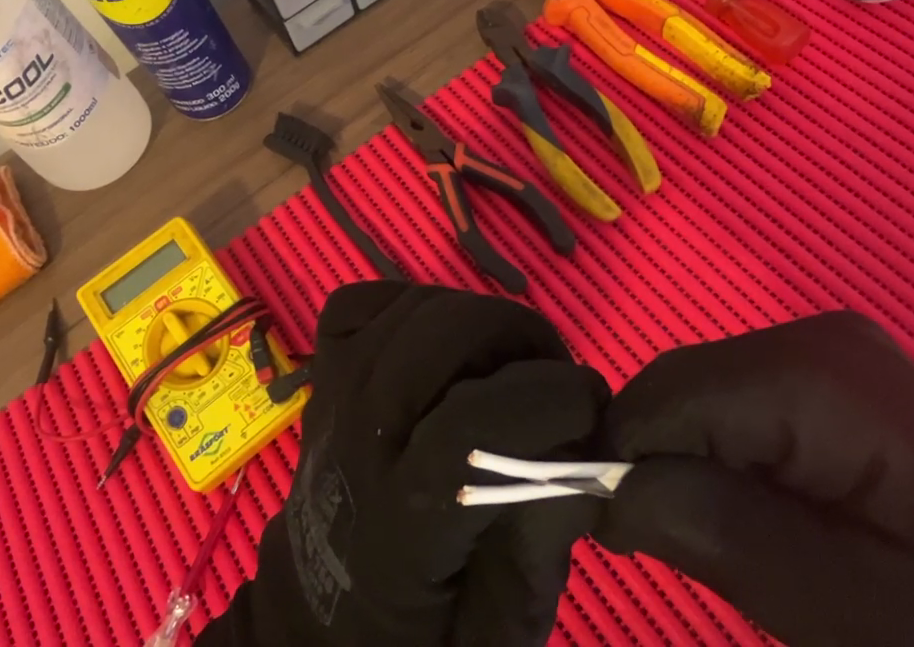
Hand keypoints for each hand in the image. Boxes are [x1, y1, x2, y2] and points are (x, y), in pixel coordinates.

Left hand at [201, 282, 608, 646]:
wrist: (320, 617)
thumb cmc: (420, 628)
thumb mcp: (497, 625)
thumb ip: (541, 545)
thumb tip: (584, 456)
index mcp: (405, 519)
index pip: (473, 423)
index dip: (549, 399)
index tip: (592, 409)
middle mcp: (360, 439)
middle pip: (444, 334)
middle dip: (523, 339)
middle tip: (554, 382)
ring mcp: (334, 392)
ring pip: (417, 305)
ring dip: (482, 320)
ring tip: (509, 364)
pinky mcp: (324, 369)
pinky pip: (368, 299)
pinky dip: (413, 305)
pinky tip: (442, 350)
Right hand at [596, 311, 913, 646]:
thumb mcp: (845, 608)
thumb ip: (720, 532)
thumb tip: (605, 488)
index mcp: (817, 371)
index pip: (664, 399)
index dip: (629, 467)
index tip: (633, 542)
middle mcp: (809, 336)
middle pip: (671, 390)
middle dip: (658, 468)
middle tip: (692, 552)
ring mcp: (814, 351)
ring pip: (686, 400)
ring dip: (684, 470)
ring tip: (735, 540)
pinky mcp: (814, 379)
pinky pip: (720, 410)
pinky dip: (711, 462)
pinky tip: (754, 511)